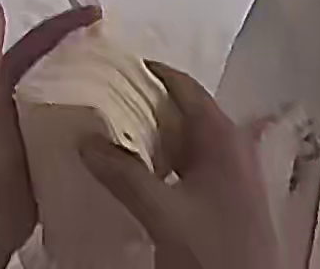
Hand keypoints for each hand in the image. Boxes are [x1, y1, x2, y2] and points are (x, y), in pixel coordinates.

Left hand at [0, 0, 101, 268]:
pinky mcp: (62, 146)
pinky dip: (102, 109)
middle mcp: (31, 91)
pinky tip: (124, 108)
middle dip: (90, 44)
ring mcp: (48, 119)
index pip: (45, 38)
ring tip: (129, 69)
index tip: (98, 13)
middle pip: (65, 59)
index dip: (68, 21)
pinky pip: (85, 118)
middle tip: (120, 39)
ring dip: (100, 76)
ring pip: (78, 87)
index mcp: (12, 74)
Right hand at [80, 61, 280, 268]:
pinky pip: (193, 161)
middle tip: (106, 102)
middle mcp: (231, 142)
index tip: (113, 69)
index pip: (182, 84)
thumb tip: (85, 139)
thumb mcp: (164, 214)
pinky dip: (166, 158)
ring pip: (187, 137)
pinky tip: (141, 171)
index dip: (149, 72)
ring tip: (114, 133)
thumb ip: (124, 175)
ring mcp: (233, 170)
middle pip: (184, 108)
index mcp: (222, 133)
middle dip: (146, 104)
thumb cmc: (214, 252)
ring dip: (154, 134)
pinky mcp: (230, 196)